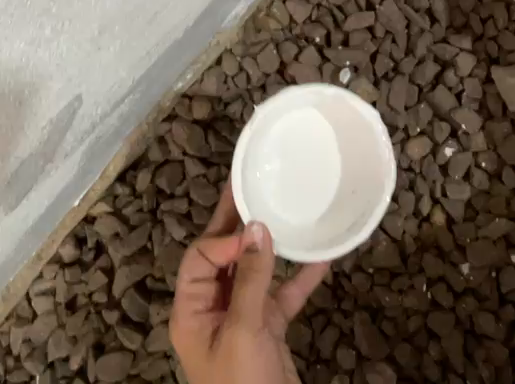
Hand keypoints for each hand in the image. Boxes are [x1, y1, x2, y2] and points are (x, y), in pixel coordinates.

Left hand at [170, 186, 328, 383]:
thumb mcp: (243, 331)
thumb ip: (249, 278)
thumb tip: (255, 226)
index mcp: (191, 312)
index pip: (201, 257)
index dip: (224, 237)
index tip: (254, 226)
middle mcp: (212, 310)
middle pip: (223, 256)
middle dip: (240, 223)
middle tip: (256, 181)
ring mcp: (241, 319)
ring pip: (254, 270)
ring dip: (273, 245)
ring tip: (288, 208)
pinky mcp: (268, 330)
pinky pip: (283, 294)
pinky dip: (300, 276)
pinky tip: (323, 257)